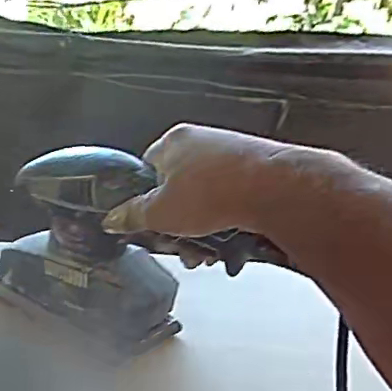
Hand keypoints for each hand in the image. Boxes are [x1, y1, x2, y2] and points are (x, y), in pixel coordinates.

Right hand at [104, 124, 355, 242]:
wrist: (279, 192)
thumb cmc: (218, 193)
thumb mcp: (156, 213)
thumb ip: (130, 216)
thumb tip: (112, 219)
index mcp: (174, 141)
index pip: (143, 171)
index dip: (141, 201)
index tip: (143, 221)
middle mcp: (203, 141)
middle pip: (173, 188)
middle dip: (172, 221)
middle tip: (173, 241)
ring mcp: (232, 154)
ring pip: (200, 199)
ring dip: (196, 228)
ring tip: (200, 249)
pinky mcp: (256, 170)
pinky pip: (227, 201)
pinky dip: (222, 222)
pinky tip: (222, 242)